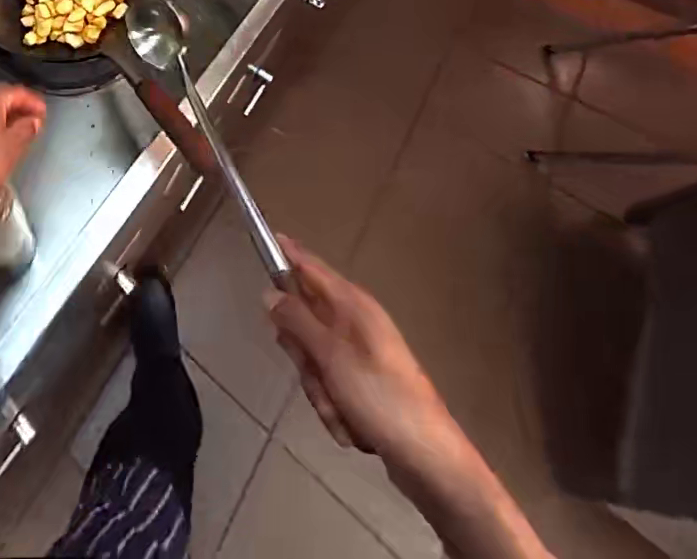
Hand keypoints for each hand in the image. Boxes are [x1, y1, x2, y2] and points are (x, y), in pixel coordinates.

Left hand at [0, 84, 45, 223]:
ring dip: (4, 115)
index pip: (17, 91)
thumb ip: (26, 129)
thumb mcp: (12, 148)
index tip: (45, 114)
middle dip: (19, 106)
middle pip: (0, 96)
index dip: (34, 101)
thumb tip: (33, 120)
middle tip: (34, 120)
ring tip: (18, 131)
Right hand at [267, 238, 553, 558]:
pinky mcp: (361, 385)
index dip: (289, 254)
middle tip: (318, 373)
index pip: (312, 268)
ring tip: (342, 409)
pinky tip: (352, 425)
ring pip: (312, 361)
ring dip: (320, 389)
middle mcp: (355, 325)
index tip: (267, 237)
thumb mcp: (332, 357)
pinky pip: (328, 387)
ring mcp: (358, 356)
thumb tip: (269, 292)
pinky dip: (333, 408)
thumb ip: (297, 321)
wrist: (429, 459)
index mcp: (354, 307)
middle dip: (303, 356)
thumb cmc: (382, 398)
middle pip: (303, 322)